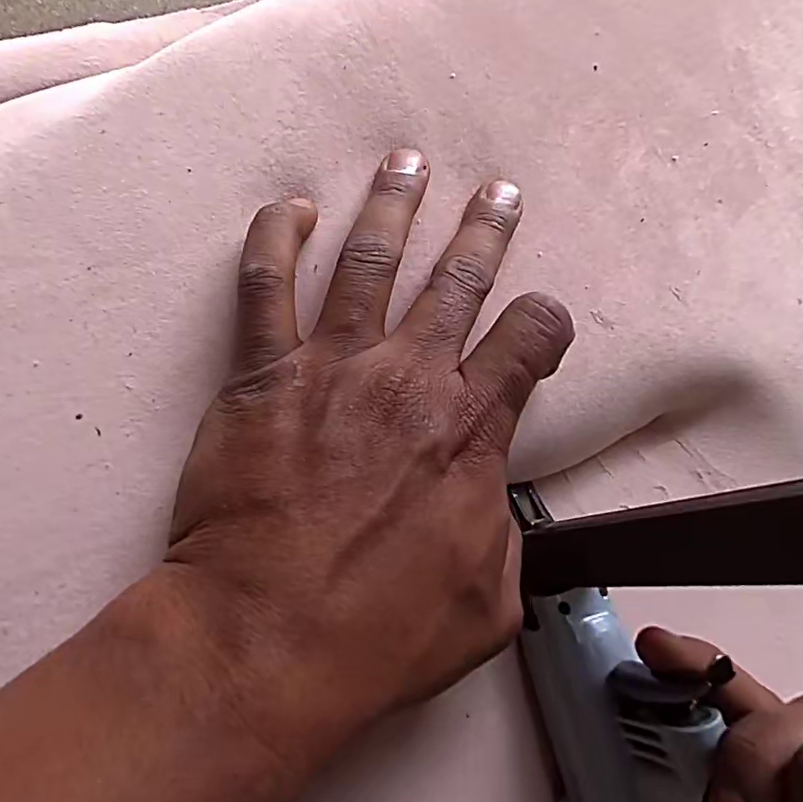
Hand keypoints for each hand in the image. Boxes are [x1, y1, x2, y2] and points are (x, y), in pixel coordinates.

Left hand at [163, 148, 573, 761]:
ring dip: (394, 205)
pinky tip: (291, 208)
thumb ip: (501, 539)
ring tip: (405, 162)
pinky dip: (277, 236)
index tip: (538, 322)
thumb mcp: (484, 606)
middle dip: (482, 231)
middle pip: (458, 283)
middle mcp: (409, 383)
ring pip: (371, 260)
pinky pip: (266, 284)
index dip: (541, 324)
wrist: (267, 639)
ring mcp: (332, 370)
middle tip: (495, 192)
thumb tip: (493, 506)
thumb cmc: (373, 636)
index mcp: (469, 433)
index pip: (527, 344)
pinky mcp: (261, 377)